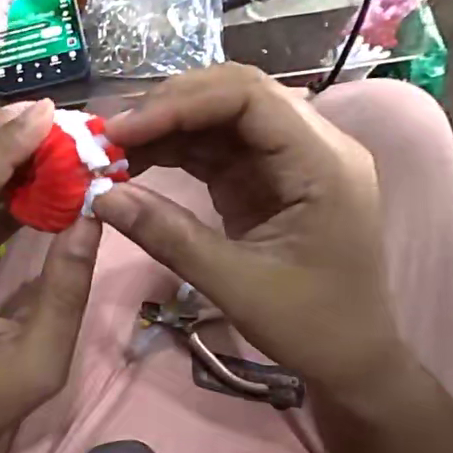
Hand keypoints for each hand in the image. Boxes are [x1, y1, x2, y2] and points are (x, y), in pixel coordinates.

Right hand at [92, 65, 404, 394]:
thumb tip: (101, 197)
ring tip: (115, 148)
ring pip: (223, 117)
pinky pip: (220, 148)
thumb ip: (169, 236)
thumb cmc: (309, 325)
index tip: (124, 130)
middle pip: (236, 94)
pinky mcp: (269, 177)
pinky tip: (139, 161)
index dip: (182, 103)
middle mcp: (313, 145)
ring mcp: (291, 159)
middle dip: (170, 107)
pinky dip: (177, 150)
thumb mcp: (235, 284)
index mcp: (323, 163)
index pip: (250, 98)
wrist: (350, 357)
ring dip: (168, 126)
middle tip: (113, 135)